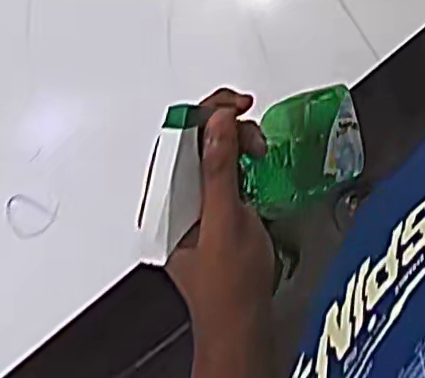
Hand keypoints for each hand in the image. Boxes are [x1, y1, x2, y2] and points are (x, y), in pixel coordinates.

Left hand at [166, 90, 273, 334]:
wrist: (242, 320)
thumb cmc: (231, 281)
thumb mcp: (226, 219)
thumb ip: (219, 168)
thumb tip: (215, 122)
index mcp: (166, 205)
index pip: (177, 141)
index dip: (205, 114)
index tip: (237, 103)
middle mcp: (175, 200)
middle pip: (195, 141)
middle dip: (228, 125)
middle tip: (253, 126)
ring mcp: (195, 202)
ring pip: (212, 150)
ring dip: (239, 139)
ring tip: (258, 151)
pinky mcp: (215, 204)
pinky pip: (223, 164)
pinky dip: (242, 153)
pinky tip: (254, 159)